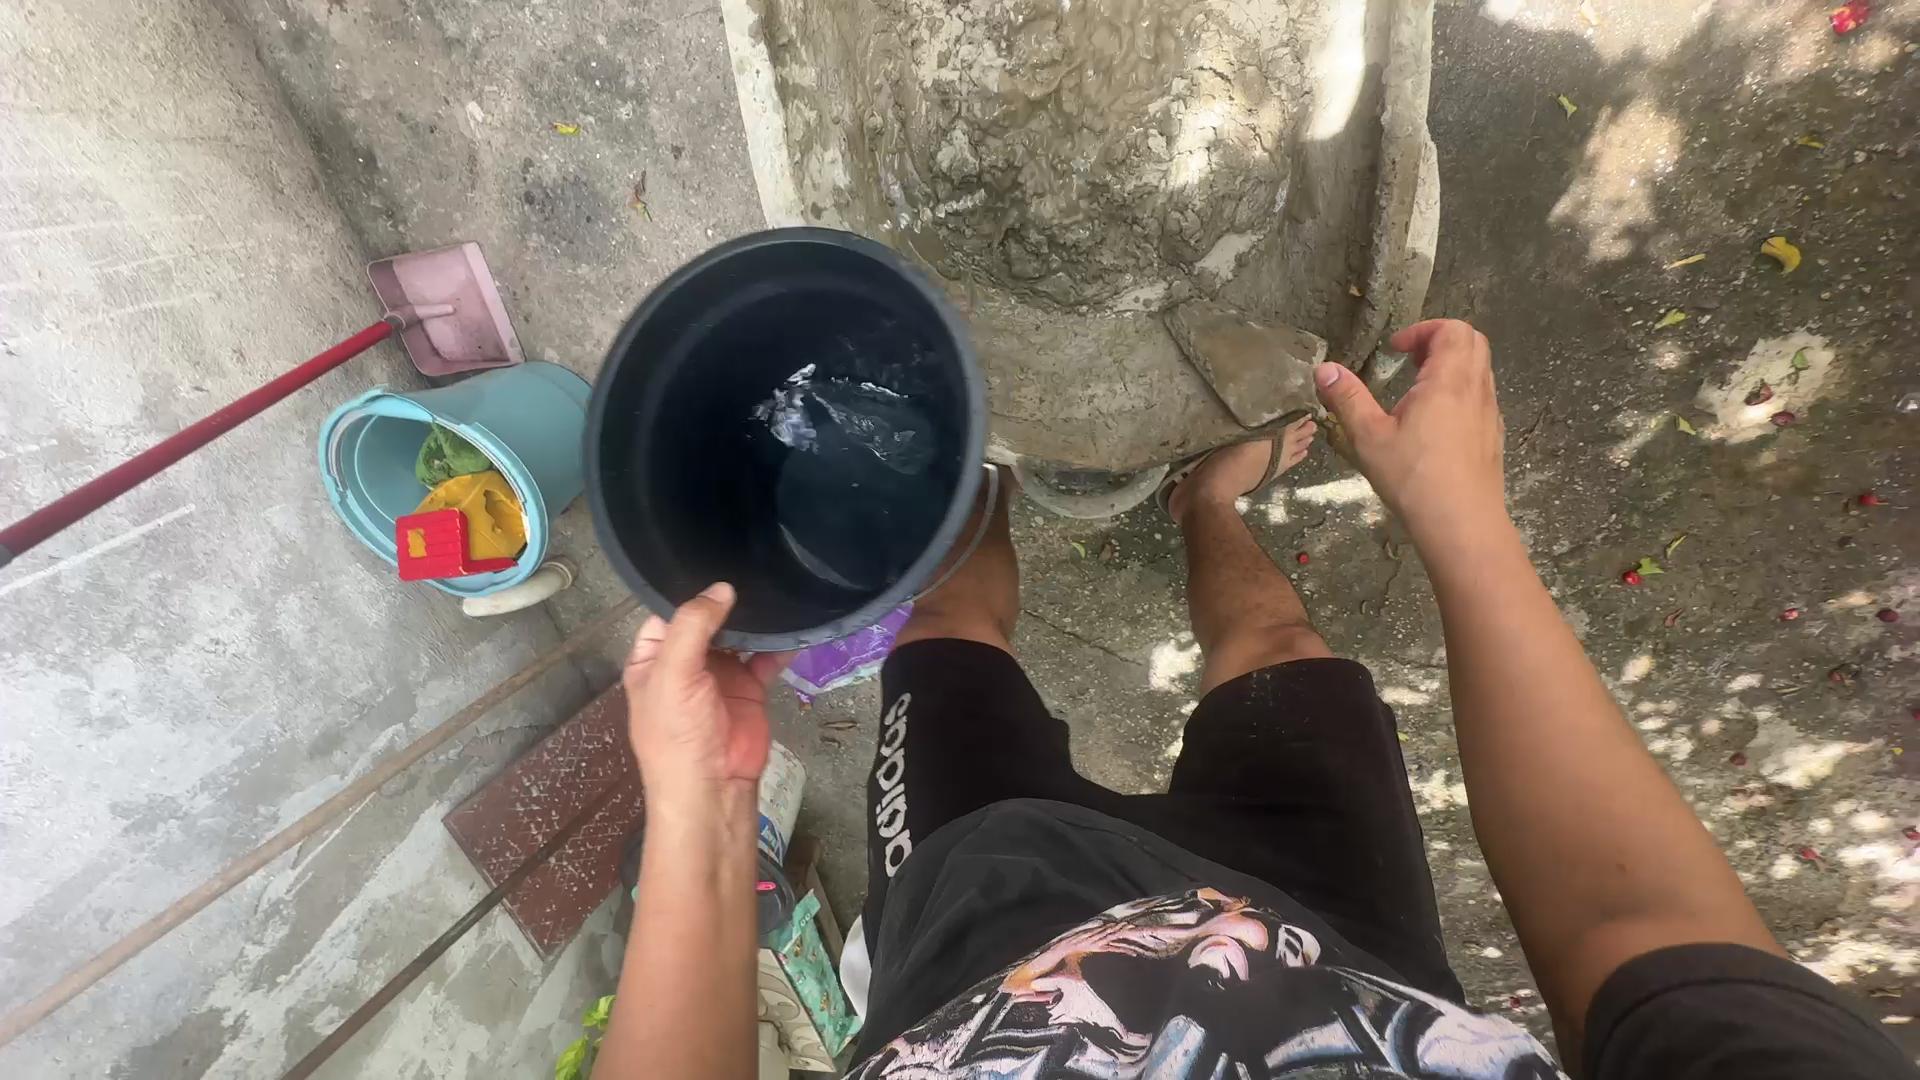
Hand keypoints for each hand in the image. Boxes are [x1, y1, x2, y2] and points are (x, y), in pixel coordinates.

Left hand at [623, 582, 788, 808]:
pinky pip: (767, 658)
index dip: (690, 592)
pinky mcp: (750, 687)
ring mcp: (720, 674)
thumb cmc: (678, 734)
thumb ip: (694, 627)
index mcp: (653, 657)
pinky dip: (780, 646)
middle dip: (729, 600)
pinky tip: (794, 630)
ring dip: (756, 620)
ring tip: (777, 591)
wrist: (714, 788)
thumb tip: (722, 588)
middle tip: (757, 569)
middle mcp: (686, 662)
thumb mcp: (674, 674)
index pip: (669, 612)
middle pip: (709, 620)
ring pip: (740, 636)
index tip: (719, 562)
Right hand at [1314, 319, 1507, 547]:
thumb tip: (1323, 368)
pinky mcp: (1490, 433)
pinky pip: (1480, 393)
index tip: (1394, 349)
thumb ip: (1347, 398)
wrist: (1459, 520)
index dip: (1422, 330)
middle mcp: (1475, 388)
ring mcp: (1488, 411)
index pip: (1451, 330)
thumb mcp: (1367, 436)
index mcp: (1447, 381)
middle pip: (1472, 341)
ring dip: (1450, 364)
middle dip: (1438, 340)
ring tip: (1416, 386)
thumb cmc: (1411, 476)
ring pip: (1479, 367)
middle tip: (1407, 359)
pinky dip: (1459, 388)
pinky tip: (1433, 418)